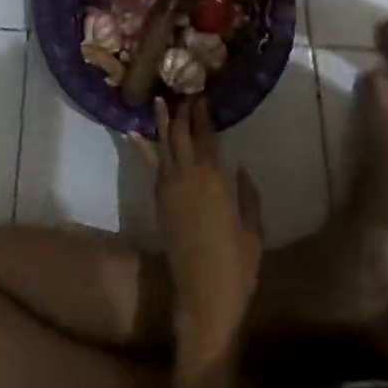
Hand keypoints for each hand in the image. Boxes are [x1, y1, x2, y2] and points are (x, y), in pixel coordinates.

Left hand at [136, 98, 263, 352]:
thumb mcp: (252, 229)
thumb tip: (238, 169)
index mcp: (214, 178)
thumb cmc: (236, 265)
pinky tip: (135, 134)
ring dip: (162, 122)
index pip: (206, 135)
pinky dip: (143, 149)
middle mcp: (188, 177)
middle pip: (181, 134)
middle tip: (184, 90)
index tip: (202, 94)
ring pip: (163, 146)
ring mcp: (169, 189)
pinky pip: (151, 167)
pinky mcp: (158, 203)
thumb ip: (247, 196)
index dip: (203, 113)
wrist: (203, 297)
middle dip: (183, 111)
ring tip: (158, 100)